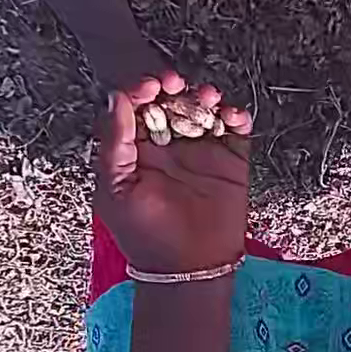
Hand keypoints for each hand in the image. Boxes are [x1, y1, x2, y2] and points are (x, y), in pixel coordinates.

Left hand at [94, 77, 253, 275]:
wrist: (188, 268)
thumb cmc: (144, 233)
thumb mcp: (115, 189)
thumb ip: (114, 143)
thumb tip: (117, 99)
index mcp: (138, 150)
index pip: (138, 108)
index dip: (142, 91)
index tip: (151, 86)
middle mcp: (169, 146)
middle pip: (171, 102)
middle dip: (173, 88)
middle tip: (176, 83)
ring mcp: (200, 152)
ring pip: (203, 110)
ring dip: (205, 98)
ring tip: (209, 98)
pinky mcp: (229, 162)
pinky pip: (234, 131)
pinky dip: (236, 117)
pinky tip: (232, 116)